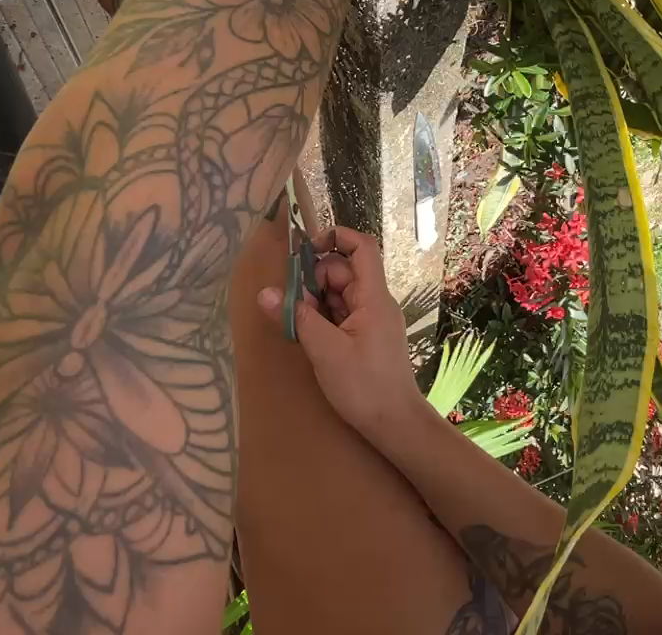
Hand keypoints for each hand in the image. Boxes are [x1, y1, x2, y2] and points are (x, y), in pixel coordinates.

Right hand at [256, 225, 421, 436]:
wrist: (395, 424)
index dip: (335, 237)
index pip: (362, 247)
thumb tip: (265, 293)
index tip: (305, 250)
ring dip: (316, 301)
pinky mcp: (367, 336)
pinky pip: (343, 313)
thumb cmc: (364, 386)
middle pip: (344, 270)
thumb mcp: (325, 351)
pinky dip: (324, 317)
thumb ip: (297, 318)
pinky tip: (309, 335)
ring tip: (299, 324)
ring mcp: (372, 318)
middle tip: (294, 304)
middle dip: (315, 279)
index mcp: (374, 296)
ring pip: (340, 293)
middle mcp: (376, 301)